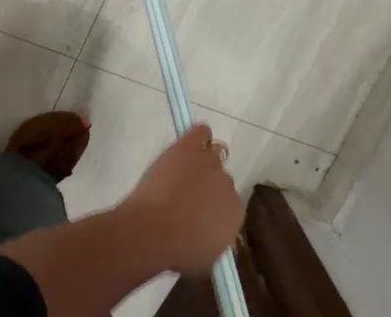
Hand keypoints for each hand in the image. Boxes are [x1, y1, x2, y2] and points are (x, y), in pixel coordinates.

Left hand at [116, 124, 244, 273]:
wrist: (155, 230)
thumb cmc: (178, 251)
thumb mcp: (206, 257)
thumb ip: (214, 239)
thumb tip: (208, 232)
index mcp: (235, 214)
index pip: (229, 202)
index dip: (213, 205)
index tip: (199, 209)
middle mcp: (227, 185)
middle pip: (220, 178)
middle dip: (207, 185)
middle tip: (188, 193)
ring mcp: (209, 163)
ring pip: (213, 154)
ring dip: (202, 161)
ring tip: (185, 170)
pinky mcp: (190, 148)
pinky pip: (201, 133)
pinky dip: (199, 134)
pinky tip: (192, 141)